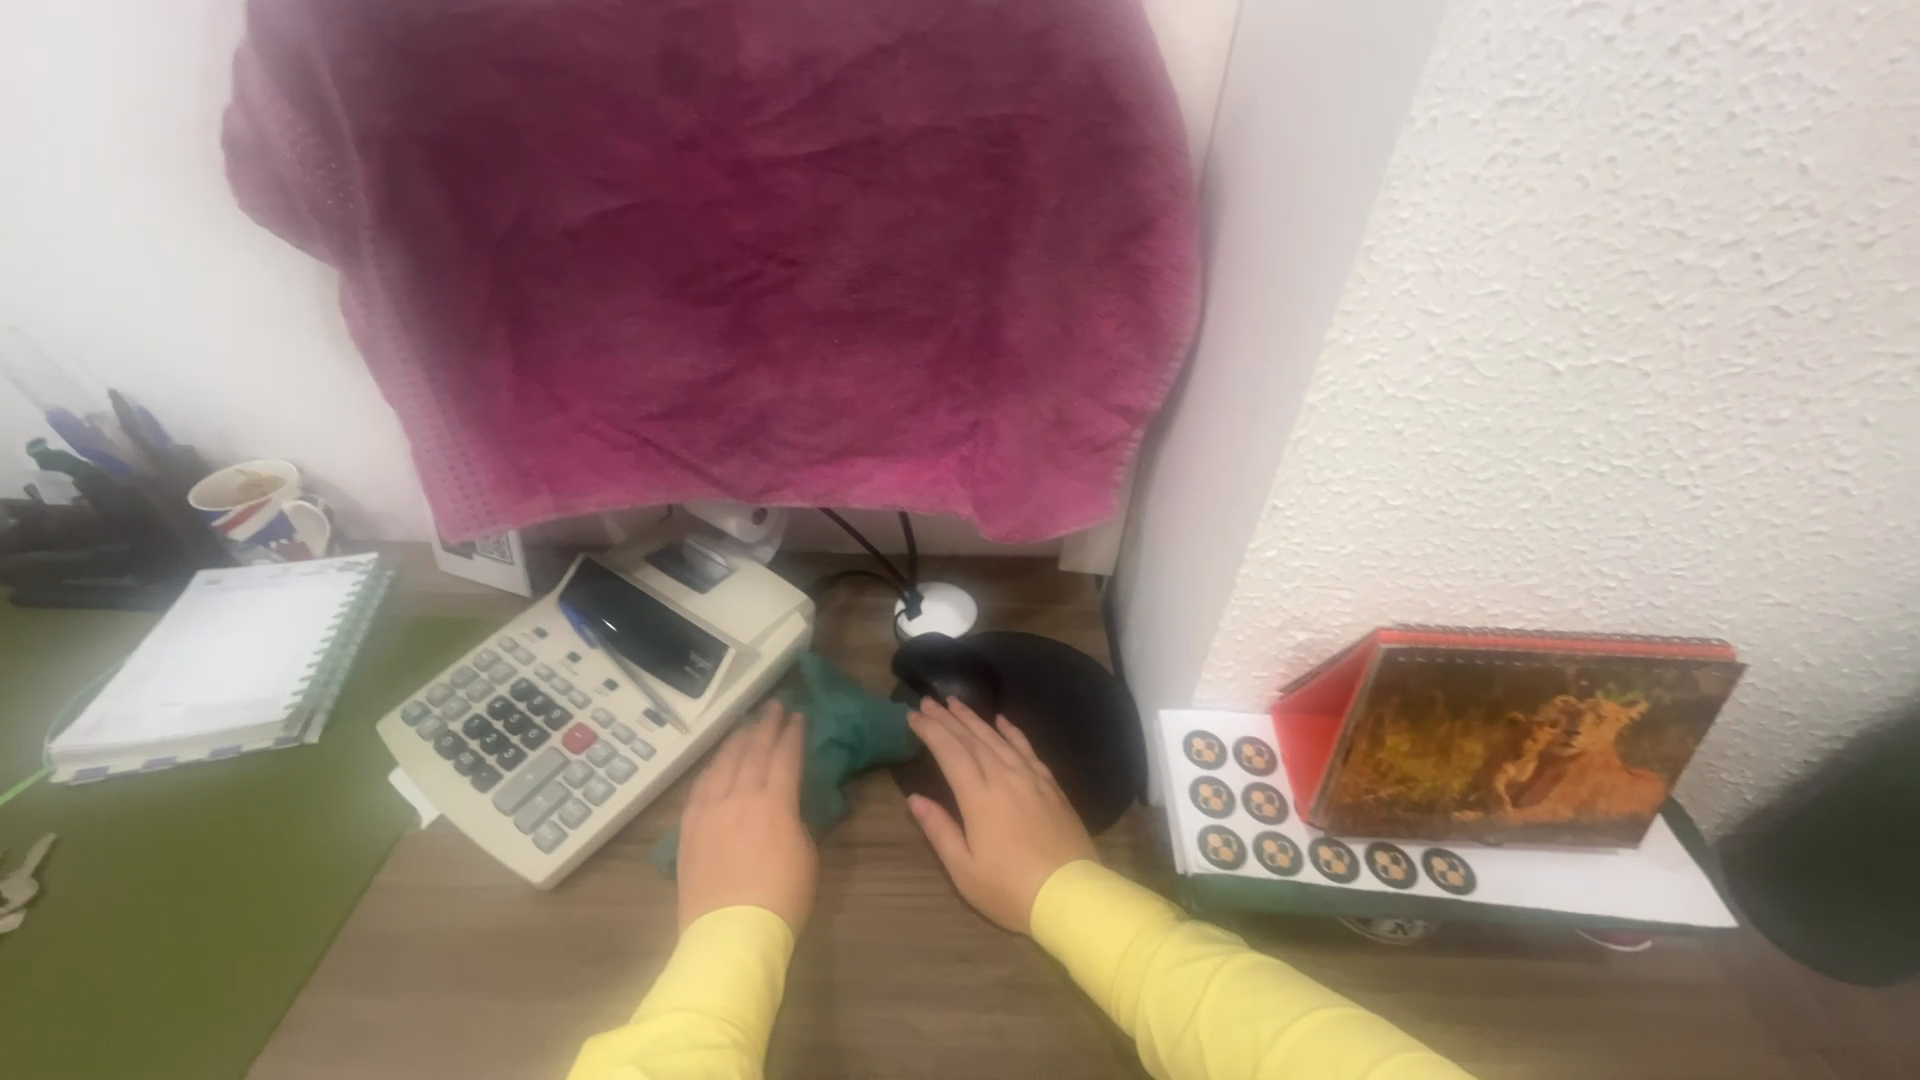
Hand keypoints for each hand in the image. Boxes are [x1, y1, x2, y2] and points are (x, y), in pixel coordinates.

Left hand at [676, 700, 816, 932]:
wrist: (731, 936)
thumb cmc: (782, 899)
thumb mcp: (807, 854)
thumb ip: (796, 820)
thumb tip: (788, 804)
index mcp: (775, 803)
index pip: (786, 756)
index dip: (794, 734)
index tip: (799, 716)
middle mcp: (740, 798)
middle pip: (753, 752)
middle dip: (766, 726)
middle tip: (774, 707)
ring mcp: (709, 812)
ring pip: (723, 764)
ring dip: (737, 741)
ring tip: (746, 727)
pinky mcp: (689, 830)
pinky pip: (699, 788)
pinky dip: (711, 769)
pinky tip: (716, 763)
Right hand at [906, 698, 1097, 934]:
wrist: (1070, 895)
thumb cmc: (1010, 889)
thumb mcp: (964, 870)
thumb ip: (939, 830)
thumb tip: (914, 800)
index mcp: (979, 797)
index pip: (949, 752)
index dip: (930, 731)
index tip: (913, 715)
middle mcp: (1004, 777)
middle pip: (972, 739)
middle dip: (948, 718)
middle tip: (929, 700)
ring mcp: (1030, 778)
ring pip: (998, 738)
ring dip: (975, 719)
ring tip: (956, 702)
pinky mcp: (1050, 785)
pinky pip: (1027, 749)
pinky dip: (1012, 732)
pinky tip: (1002, 721)